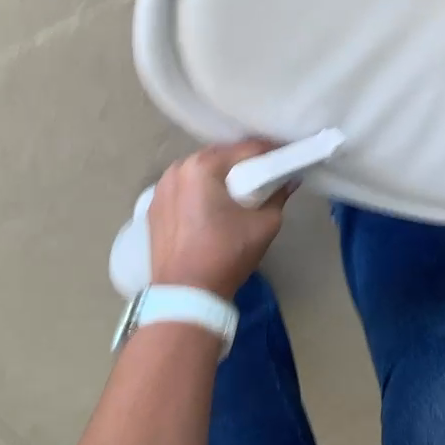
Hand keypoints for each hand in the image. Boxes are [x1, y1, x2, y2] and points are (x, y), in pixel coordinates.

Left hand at [146, 140, 291, 298]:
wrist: (187, 294)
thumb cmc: (227, 254)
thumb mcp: (264, 224)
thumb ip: (279, 195)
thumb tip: (290, 180)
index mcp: (203, 167)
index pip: (245, 149)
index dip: (270, 152)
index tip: (287, 157)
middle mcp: (178, 170)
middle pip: (219, 157)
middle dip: (242, 163)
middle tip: (265, 173)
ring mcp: (161, 189)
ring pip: (199, 172)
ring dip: (219, 176)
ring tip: (239, 190)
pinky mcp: (153, 208)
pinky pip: (184, 189)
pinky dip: (200, 191)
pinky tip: (213, 206)